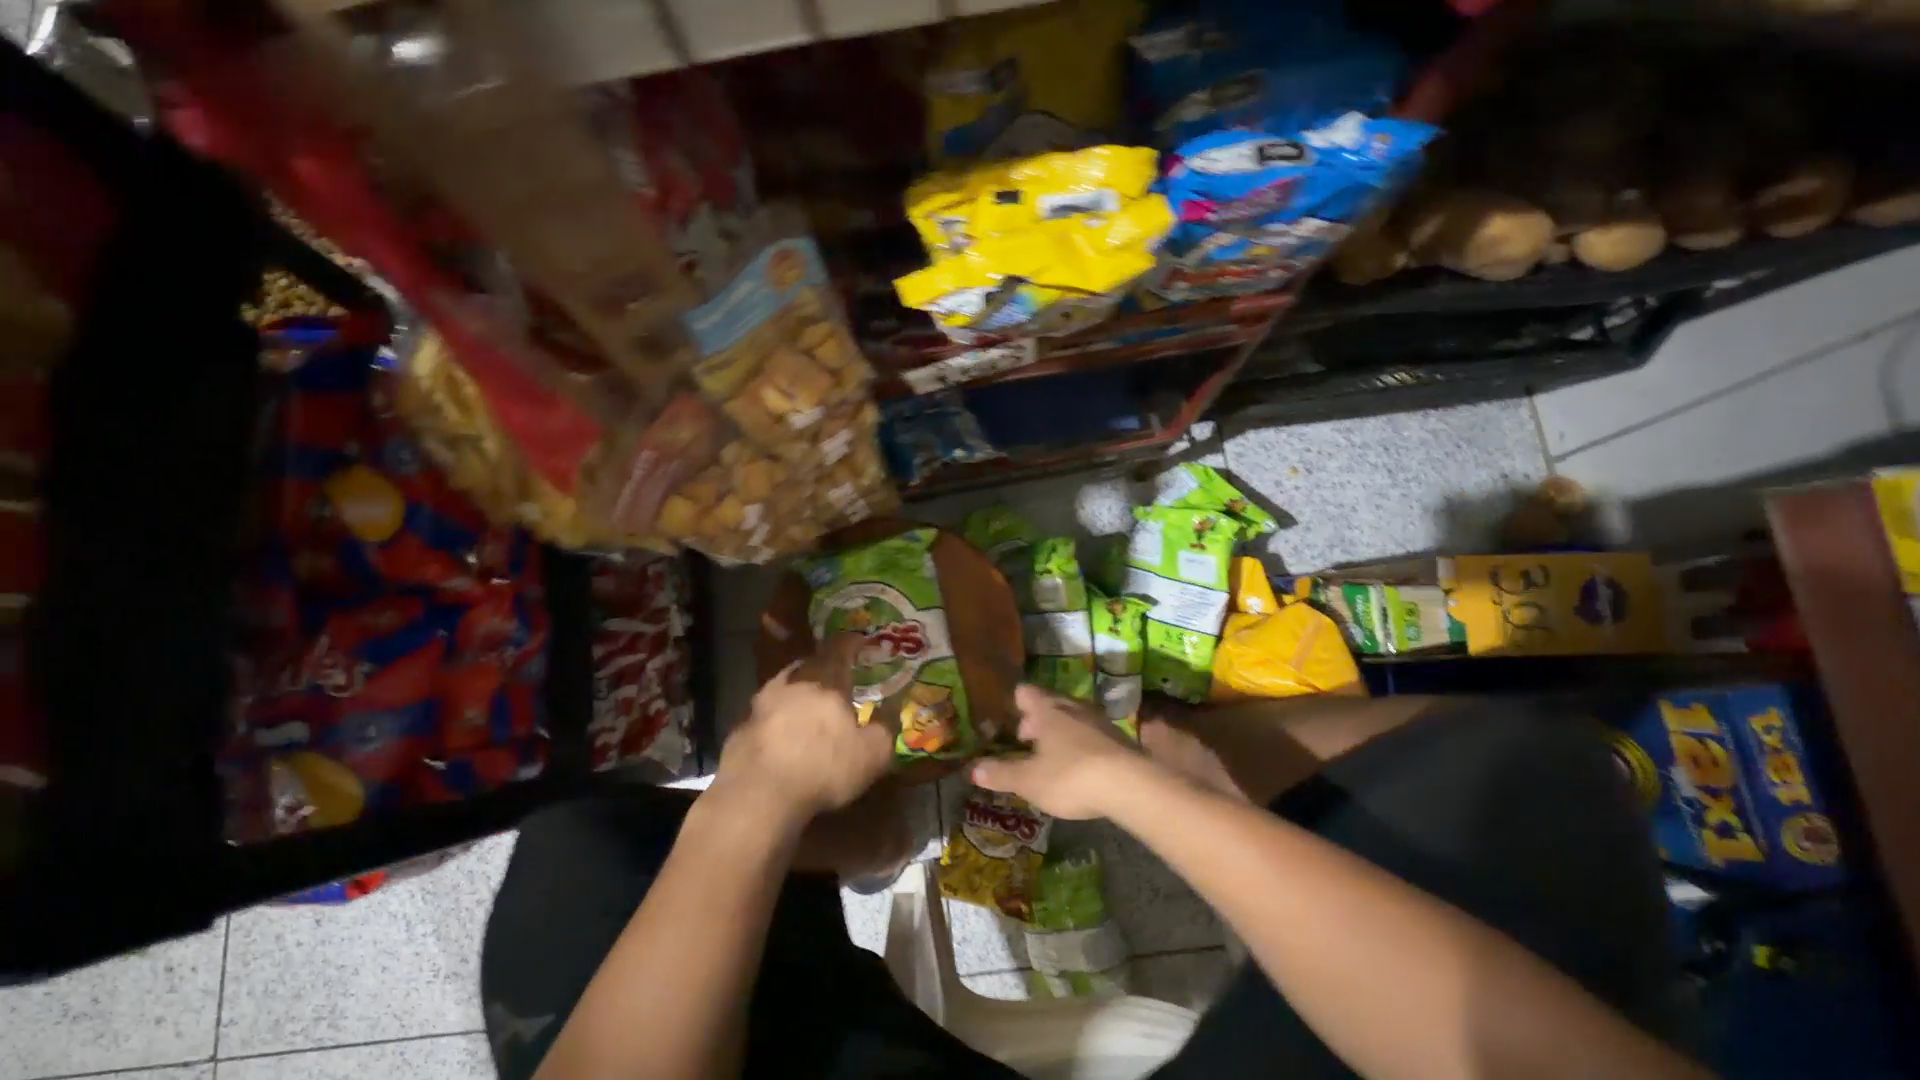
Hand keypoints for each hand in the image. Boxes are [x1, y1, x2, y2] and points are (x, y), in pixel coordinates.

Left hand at [714, 633, 896, 823]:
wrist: (758, 794)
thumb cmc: (823, 768)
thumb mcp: (872, 755)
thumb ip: (885, 728)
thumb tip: (892, 709)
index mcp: (826, 682)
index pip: (839, 649)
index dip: (851, 643)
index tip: (859, 640)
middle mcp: (792, 683)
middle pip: (808, 664)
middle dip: (822, 667)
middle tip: (834, 677)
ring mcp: (761, 704)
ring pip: (783, 686)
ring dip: (796, 691)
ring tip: (807, 705)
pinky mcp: (741, 728)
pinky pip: (765, 714)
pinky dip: (777, 718)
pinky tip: (783, 736)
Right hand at [969, 684, 1151, 819]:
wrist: (1130, 785)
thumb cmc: (1070, 777)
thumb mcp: (1029, 781)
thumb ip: (1002, 774)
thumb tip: (973, 769)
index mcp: (1048, 711)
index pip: (1027, 693)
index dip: (1017, 702)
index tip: (1011, 714)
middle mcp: (1074, 708)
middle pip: (1052, 703)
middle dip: (1039, 718)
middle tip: (1027, 738)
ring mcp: (1101, 722)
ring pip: (1075, 718)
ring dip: (1062, 731)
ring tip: (1052, 753)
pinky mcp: (1121, 740)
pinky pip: (1094, 734)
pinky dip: (1083, 744)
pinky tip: (1081, 765)